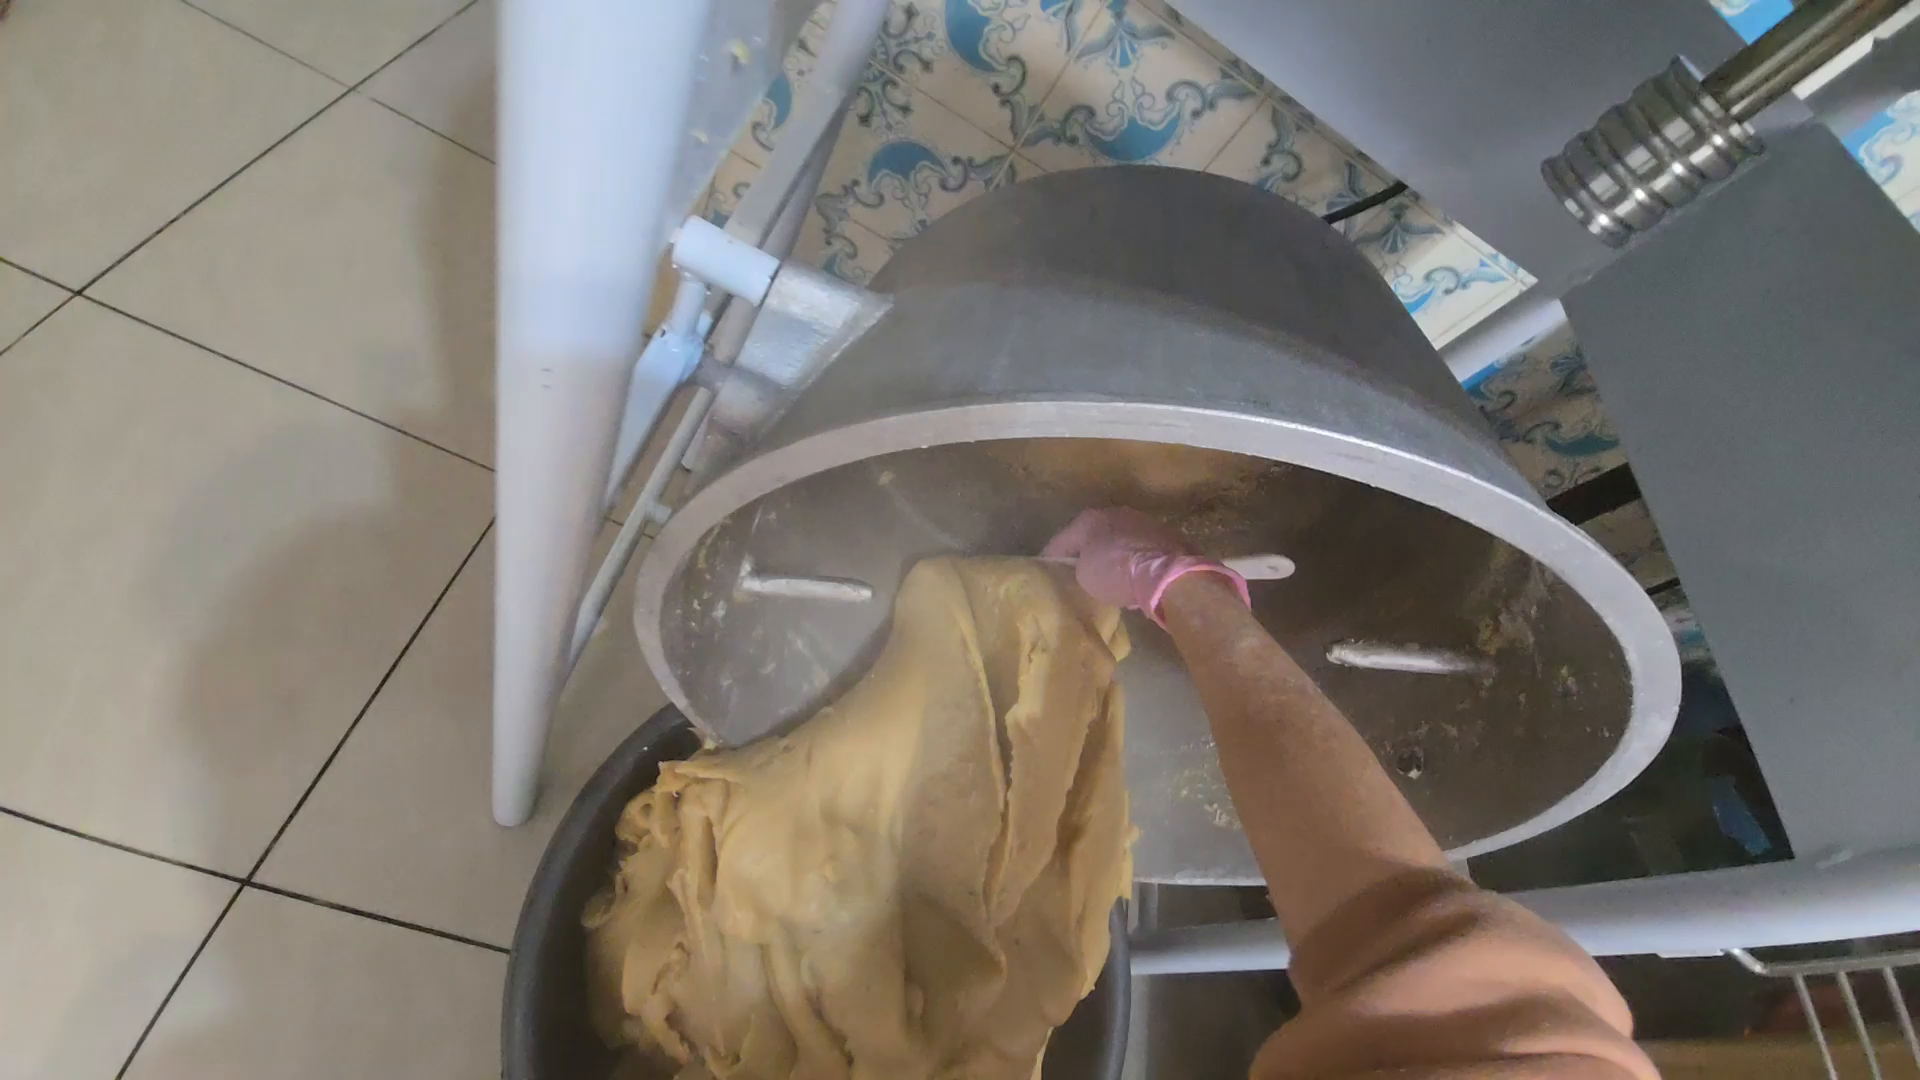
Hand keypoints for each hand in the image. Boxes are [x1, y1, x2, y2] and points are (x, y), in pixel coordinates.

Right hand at [1043, 508, 1249, 626]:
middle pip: (1092, 537)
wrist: (1166, 574)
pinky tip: (1134, 580)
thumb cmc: (1115, 572)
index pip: (1061, 540)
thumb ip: (1079, 567)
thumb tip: (1088, 568)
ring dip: (1113, 557)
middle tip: (1078, 574)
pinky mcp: (1166, 535)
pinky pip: (1140, 550)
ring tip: (1109, 580)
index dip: (1051, 558)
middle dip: (1085, 554)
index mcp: (1089, 519)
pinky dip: (1134, 562)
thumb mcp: (1084, 576)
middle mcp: (1115, 513)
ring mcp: (1143, 522)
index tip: (1045, 572)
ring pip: (1119, 542)